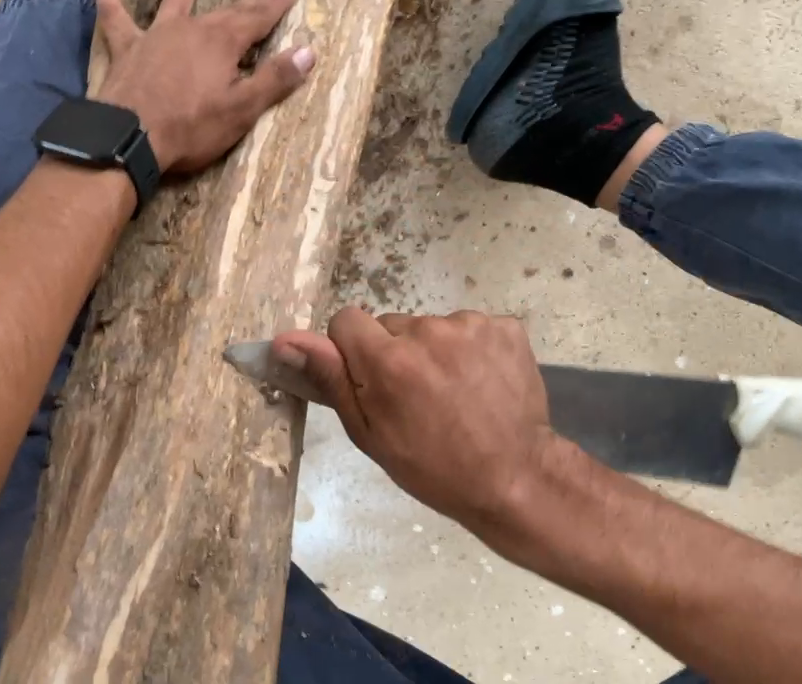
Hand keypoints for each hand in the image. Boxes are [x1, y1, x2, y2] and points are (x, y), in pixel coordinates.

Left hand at [95, 0, 314, 173]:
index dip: (276, 3)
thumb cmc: (190, 128)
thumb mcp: (241, 110)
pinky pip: (115, 14)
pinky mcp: (126, 48)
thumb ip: (274, 79)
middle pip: (227, 7)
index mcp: (222, 43)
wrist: (128, 138)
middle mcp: (191, 28)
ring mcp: (156, 34)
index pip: (258, 17)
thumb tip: (308, 52)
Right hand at [274, 309, 558, 532]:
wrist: (517, 481)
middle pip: (391, 325)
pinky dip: (472, 349)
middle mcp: (427, 330)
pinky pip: (470, 328)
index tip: (371, 381)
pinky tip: (483, 384)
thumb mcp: (369, 433)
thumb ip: (329, 378)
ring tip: (454, 394)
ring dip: (435, 351)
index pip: (346, 320)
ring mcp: (471, 325)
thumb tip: (284, 340)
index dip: (353, 350)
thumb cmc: (433, 467)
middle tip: (417, 396)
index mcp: (388, 359)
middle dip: (395, 352)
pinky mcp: (505, 326)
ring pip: (431, 326)